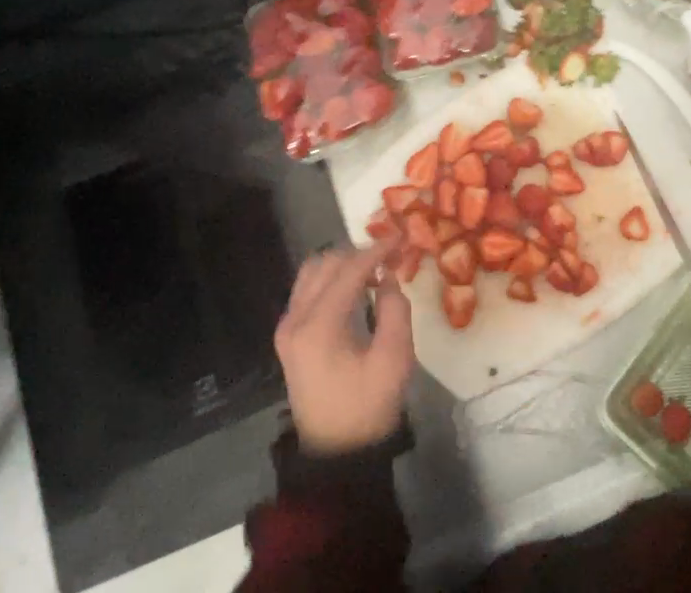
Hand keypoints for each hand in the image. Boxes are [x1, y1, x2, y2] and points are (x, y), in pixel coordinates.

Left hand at [274, 239, 414, 454]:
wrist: (336, 452)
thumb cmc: (369, 407)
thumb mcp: (395, 359)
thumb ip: (395, 310)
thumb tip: (389, 278)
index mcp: (319, 326)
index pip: (349, 270)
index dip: (377, 251)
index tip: (403, 239)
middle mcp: (295, 319)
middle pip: (325, 264)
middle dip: (359, 254)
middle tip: (392, 256)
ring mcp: (287, 327)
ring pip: (311, 273)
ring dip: (342, 264)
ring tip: (375, 270)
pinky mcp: (289, 336)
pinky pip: (308, 291)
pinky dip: (332, 280)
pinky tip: (357, 288)